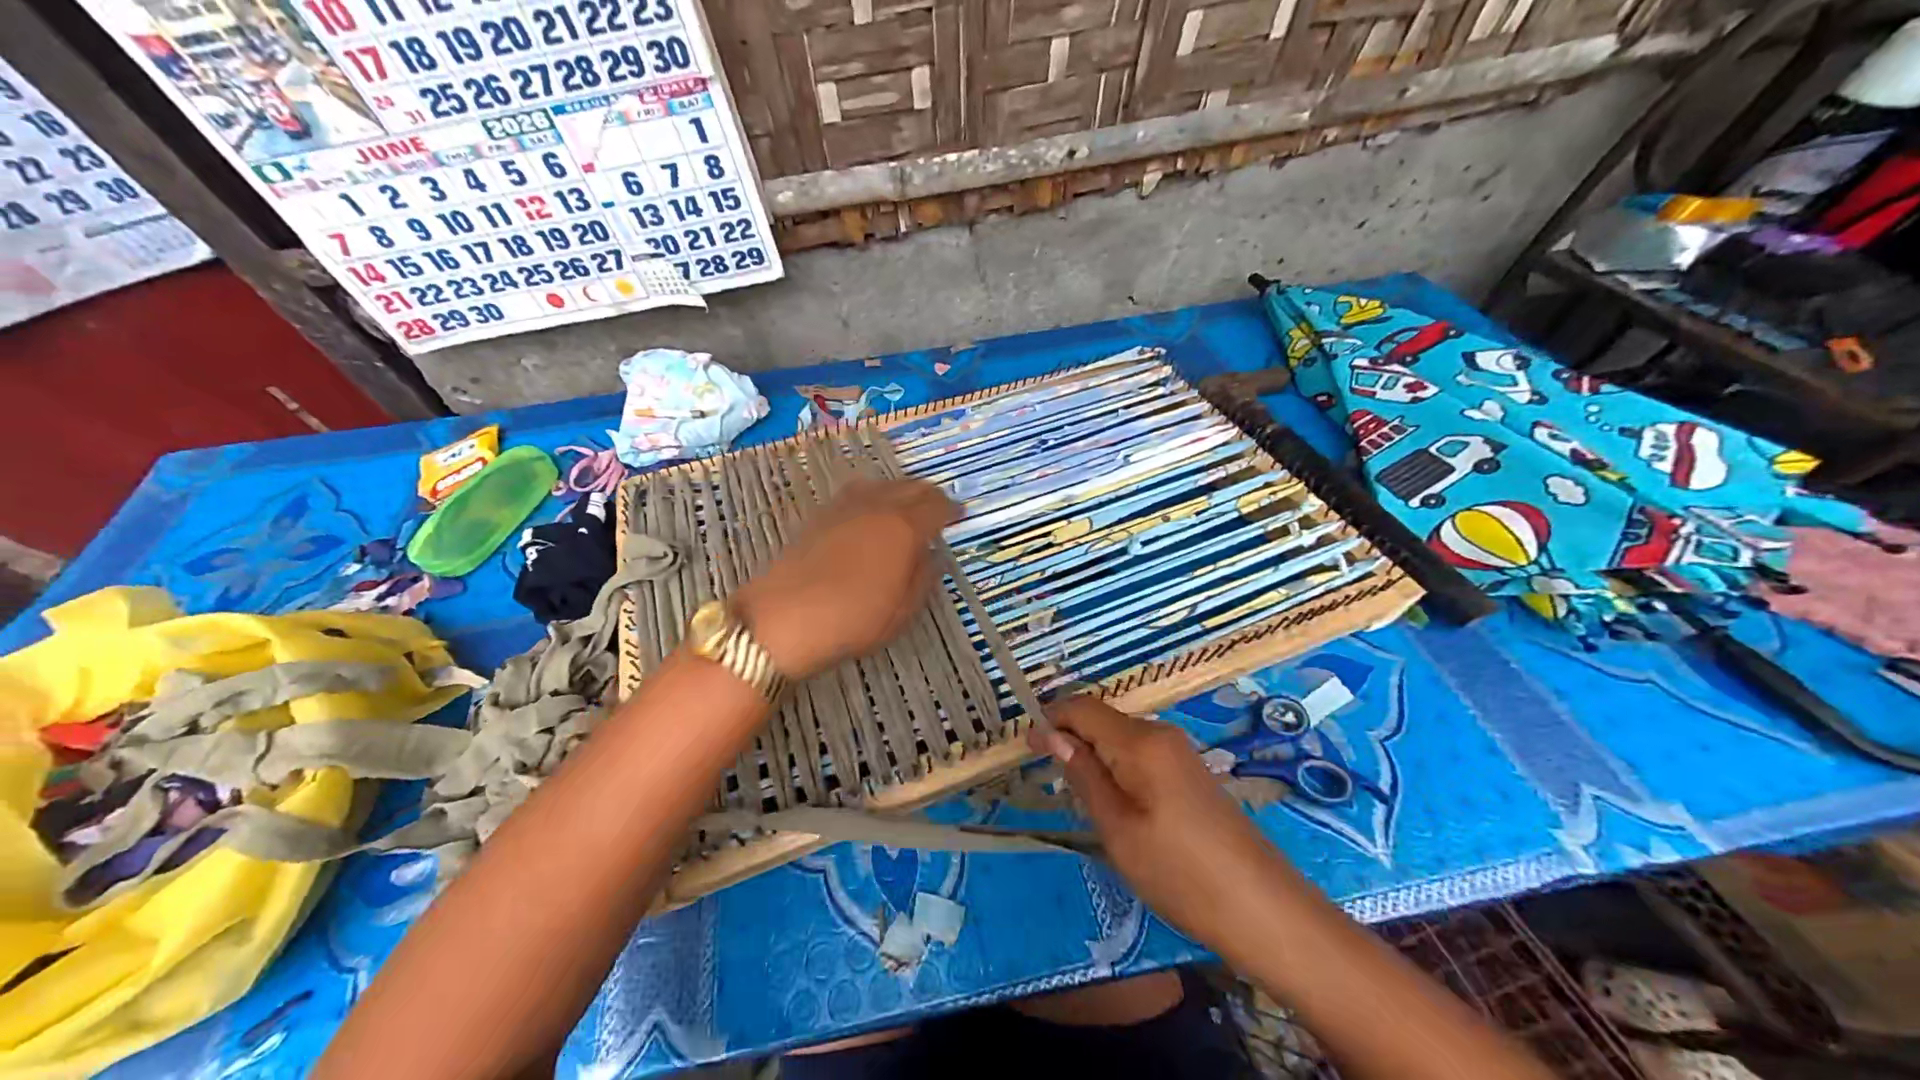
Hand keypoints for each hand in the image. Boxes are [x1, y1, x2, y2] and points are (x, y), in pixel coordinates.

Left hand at [733, 478, 958, 679]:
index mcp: (904, 527)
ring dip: (900, 492)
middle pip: (911, 487)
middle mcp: (877, 507)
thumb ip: (923, 578)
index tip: (960, 517)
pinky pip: (857, 494)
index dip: (952, 510)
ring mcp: (844, 507)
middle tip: (938, 511)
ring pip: (882, 485)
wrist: (784, 617)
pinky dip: (874, 498)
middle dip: (930, 496)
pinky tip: (870, 516)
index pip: (937, 506)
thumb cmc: (853, 618)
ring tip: (906, 510)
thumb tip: (930, 556)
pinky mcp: (820, 516)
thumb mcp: (903, 610)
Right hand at [1031, 696, 1322, 957]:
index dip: (1049, 720)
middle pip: (1103, 720)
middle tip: (1045, 778)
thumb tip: (1050, 735)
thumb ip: (1083, 775)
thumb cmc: (1179, 871)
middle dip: (1069, 737)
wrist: (1262, 909)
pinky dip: (1117, 768)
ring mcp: (1181, 754)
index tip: (1023, 746)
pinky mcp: (1191, 775)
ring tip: (1074, 793)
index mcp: (1141, 741)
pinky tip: (1113, 802)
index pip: (1082, 708)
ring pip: (1121, 739)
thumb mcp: (1118, 828)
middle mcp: (1162, 735)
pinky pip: (1142, 756)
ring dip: (1093, 755)